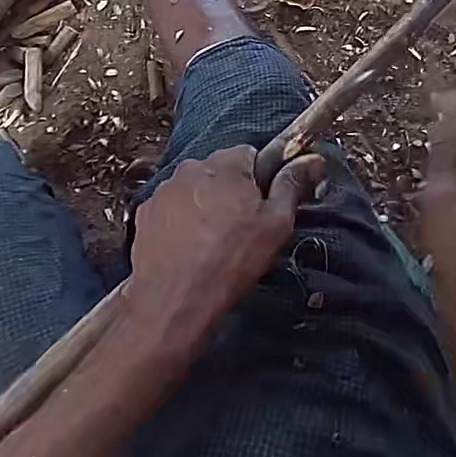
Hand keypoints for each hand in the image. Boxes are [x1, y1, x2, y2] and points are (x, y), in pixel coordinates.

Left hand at [129, 146, 321, 327]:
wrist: (173, 302)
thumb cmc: (229, 261)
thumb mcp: (276, 224)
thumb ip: (291, 185)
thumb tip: (310, 160)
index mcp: (225, 164)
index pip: (250, 153)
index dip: (260, 179)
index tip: (262, 204)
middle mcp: (191, 169)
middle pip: (221, 170)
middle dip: (232, 191)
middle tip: (242, 226)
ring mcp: (164, 191)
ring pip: (196, 189)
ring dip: (206, 205)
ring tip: (213, 241)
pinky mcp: (145, 214)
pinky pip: (173, 208)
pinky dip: (182, 221)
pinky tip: (190, 247)